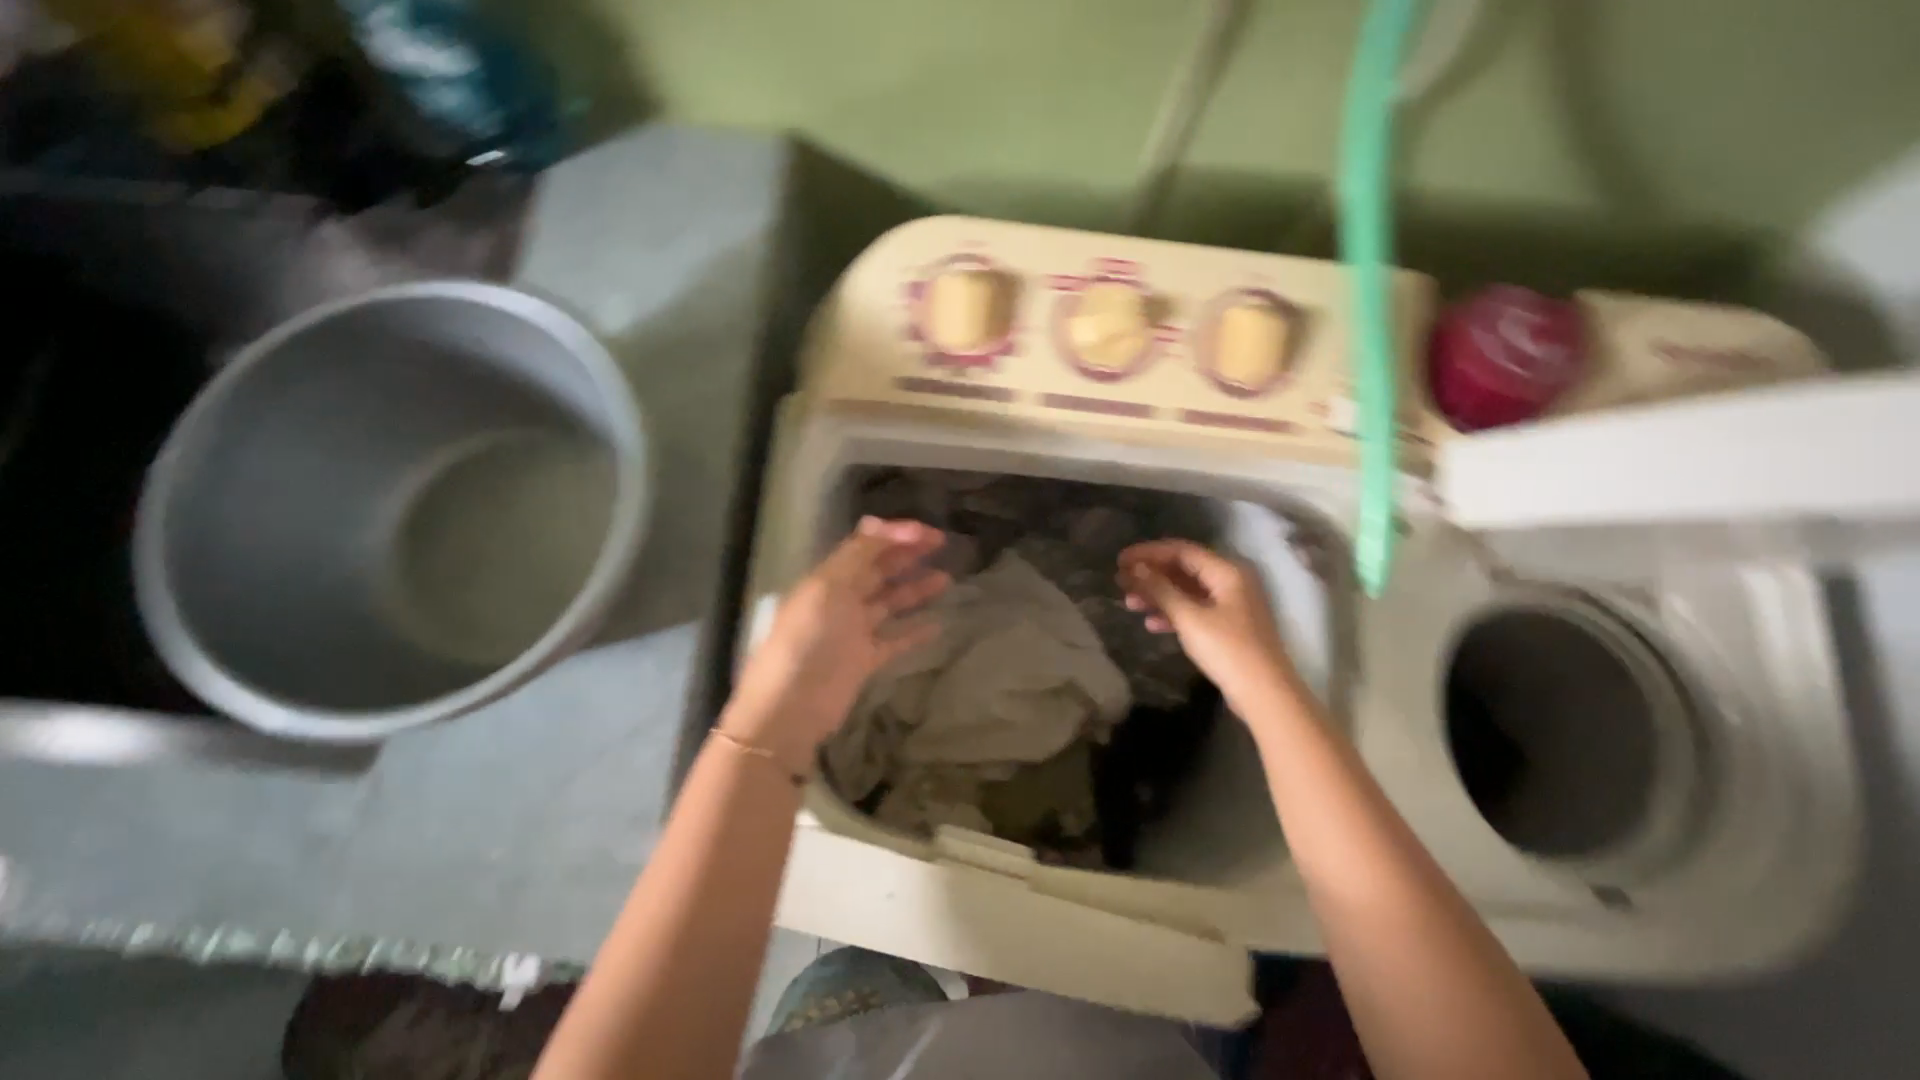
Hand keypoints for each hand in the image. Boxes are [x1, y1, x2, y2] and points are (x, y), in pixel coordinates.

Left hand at [724, 517, 949, 775]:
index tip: (929, 533)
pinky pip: (894, 640)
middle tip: (943, 544)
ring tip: (946, 578)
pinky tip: (938, 624)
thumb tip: (881, 521)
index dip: (895, 535)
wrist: (790, 709)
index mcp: (827, 579)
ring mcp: (852, 632)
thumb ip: (857, 555)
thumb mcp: (828, 589)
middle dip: (908, 555)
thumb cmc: (806, 643)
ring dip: (915, 589)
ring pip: (889, 602)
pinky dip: (914, 631)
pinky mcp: (863, 661)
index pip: (865, 546)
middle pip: (878, 570)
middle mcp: (840, 601)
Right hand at [1117, 539, 1300, 715]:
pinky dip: (1173, 614)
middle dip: (1152, 575)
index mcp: (1227, 571)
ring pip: (1188, 592)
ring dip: (1159, 595)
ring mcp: (1231, 605)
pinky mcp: (1228, 627)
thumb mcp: (1189, 617)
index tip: (1120, 561)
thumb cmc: (1227, 650)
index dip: (1149, 553)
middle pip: (1184, 570)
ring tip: (1130, 604)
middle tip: (1121, 583)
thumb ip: (1160, 589)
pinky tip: (1152, 625)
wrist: (1264, 694)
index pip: (1182, 551)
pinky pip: (1195, 610)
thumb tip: (1135, 568)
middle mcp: (1231, 581)